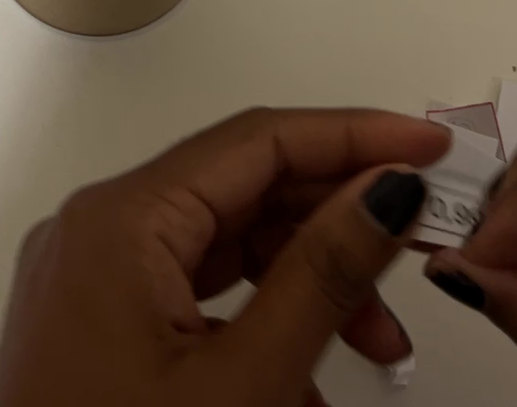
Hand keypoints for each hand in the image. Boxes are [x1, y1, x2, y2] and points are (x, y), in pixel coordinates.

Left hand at [0, 108, 451, 406]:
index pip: (255, 141)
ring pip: (225, 239)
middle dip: (334, 211)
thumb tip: (383, 192)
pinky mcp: (104, 315)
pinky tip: (312, 364)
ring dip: (306, 273)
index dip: (347, 134)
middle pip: (241, 186)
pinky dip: (260, 310)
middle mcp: (99, 229)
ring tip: (379, 330)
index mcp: (118, 220)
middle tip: (414, 228)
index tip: (420, 144)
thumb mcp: (242, 384)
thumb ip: (320, 275)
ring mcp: (97, 273)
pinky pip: (198, 286)